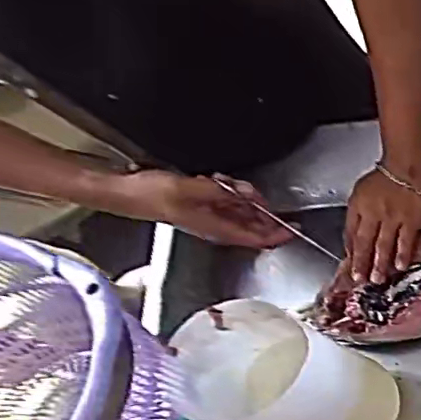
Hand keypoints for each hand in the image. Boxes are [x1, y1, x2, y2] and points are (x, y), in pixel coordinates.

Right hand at [100, 170, 289, 247]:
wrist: (125, 192)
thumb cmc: (153, 195)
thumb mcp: (193, 189)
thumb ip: (222, 192)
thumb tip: (242, 194)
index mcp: (222, 231)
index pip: (262, 238)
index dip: (281, 233)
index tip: (296, 226)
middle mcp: (221, 228)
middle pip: (255, 223)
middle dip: (258, 206)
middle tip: (247, 190)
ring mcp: (212, 218)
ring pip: (241, 210)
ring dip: (240, 197)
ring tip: (225, 183)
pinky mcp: (202, 207)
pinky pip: (225, 202)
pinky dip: (226, 192)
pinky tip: (215, 181)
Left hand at [345, 166, 420, 281]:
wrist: (405, 169)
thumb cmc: (384, 182)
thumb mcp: (361, 195)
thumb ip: (357, 217)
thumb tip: (353, 242)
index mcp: (358, 206)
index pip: (351, 232)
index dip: (351, 252)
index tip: (350, 269)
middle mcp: (373, 213)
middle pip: (365, 241)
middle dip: (361, 262)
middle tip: (360, 280)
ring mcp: (393, 217)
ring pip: (384, 244)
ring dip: (380, 263)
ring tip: (377, 279)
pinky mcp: (411, 220)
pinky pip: (405, 240)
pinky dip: (402, 254)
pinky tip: (400, 266)